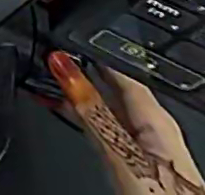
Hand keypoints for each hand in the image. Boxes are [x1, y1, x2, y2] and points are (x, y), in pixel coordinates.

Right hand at [48, 52, 204, 194]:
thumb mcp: (124, 154)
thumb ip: (91, 110)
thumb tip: (61, 62)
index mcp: (158, 117)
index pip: (118, 66)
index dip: (88, 47)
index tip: (58, 34)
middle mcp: (155, 129)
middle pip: (113, 87)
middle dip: (81, 69)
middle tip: (46, 54)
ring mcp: (149, 151)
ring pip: (108, 109)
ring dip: (79, 94)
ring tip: (47, 79)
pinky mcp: (141, 170)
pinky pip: (107, 130)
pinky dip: (84, 118)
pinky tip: (69, 115)